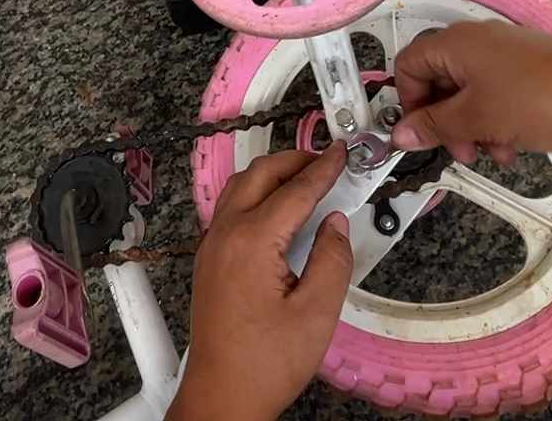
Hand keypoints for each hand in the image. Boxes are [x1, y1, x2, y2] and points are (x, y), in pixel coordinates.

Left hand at [167, 146, 353, 420]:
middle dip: (295, 160)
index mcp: (251, 241)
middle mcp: (225, 233)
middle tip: (326, 162)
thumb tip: (335, 225)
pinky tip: (276, 206)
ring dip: (273, 173)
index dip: (323, 169)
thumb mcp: (316, 315)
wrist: (222, 396)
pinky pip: (231, 205)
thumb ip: (332, 261)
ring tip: (305, 177)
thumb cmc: (263, 364)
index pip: (294, 191)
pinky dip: (257, 192)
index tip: (341, 154)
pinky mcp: (209, 256)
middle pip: (261, 174)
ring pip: (241, 185)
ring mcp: (212, 243)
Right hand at [392, 20, 551, 163]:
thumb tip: (399, 135)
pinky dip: (497, 115)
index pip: (408, 65)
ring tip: (495, 152)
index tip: (423, 132)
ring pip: (470, 88)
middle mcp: (477, 38)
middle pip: (439, 78)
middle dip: (446, 119)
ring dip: (473, 123)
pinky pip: (497, 88)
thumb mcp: (476, 120)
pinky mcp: (531, 63)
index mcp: (455, 42)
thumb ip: (434, 127)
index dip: (409, 100)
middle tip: (462, 151)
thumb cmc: (538, 101)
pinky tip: (515, 142)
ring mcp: (507, 49)